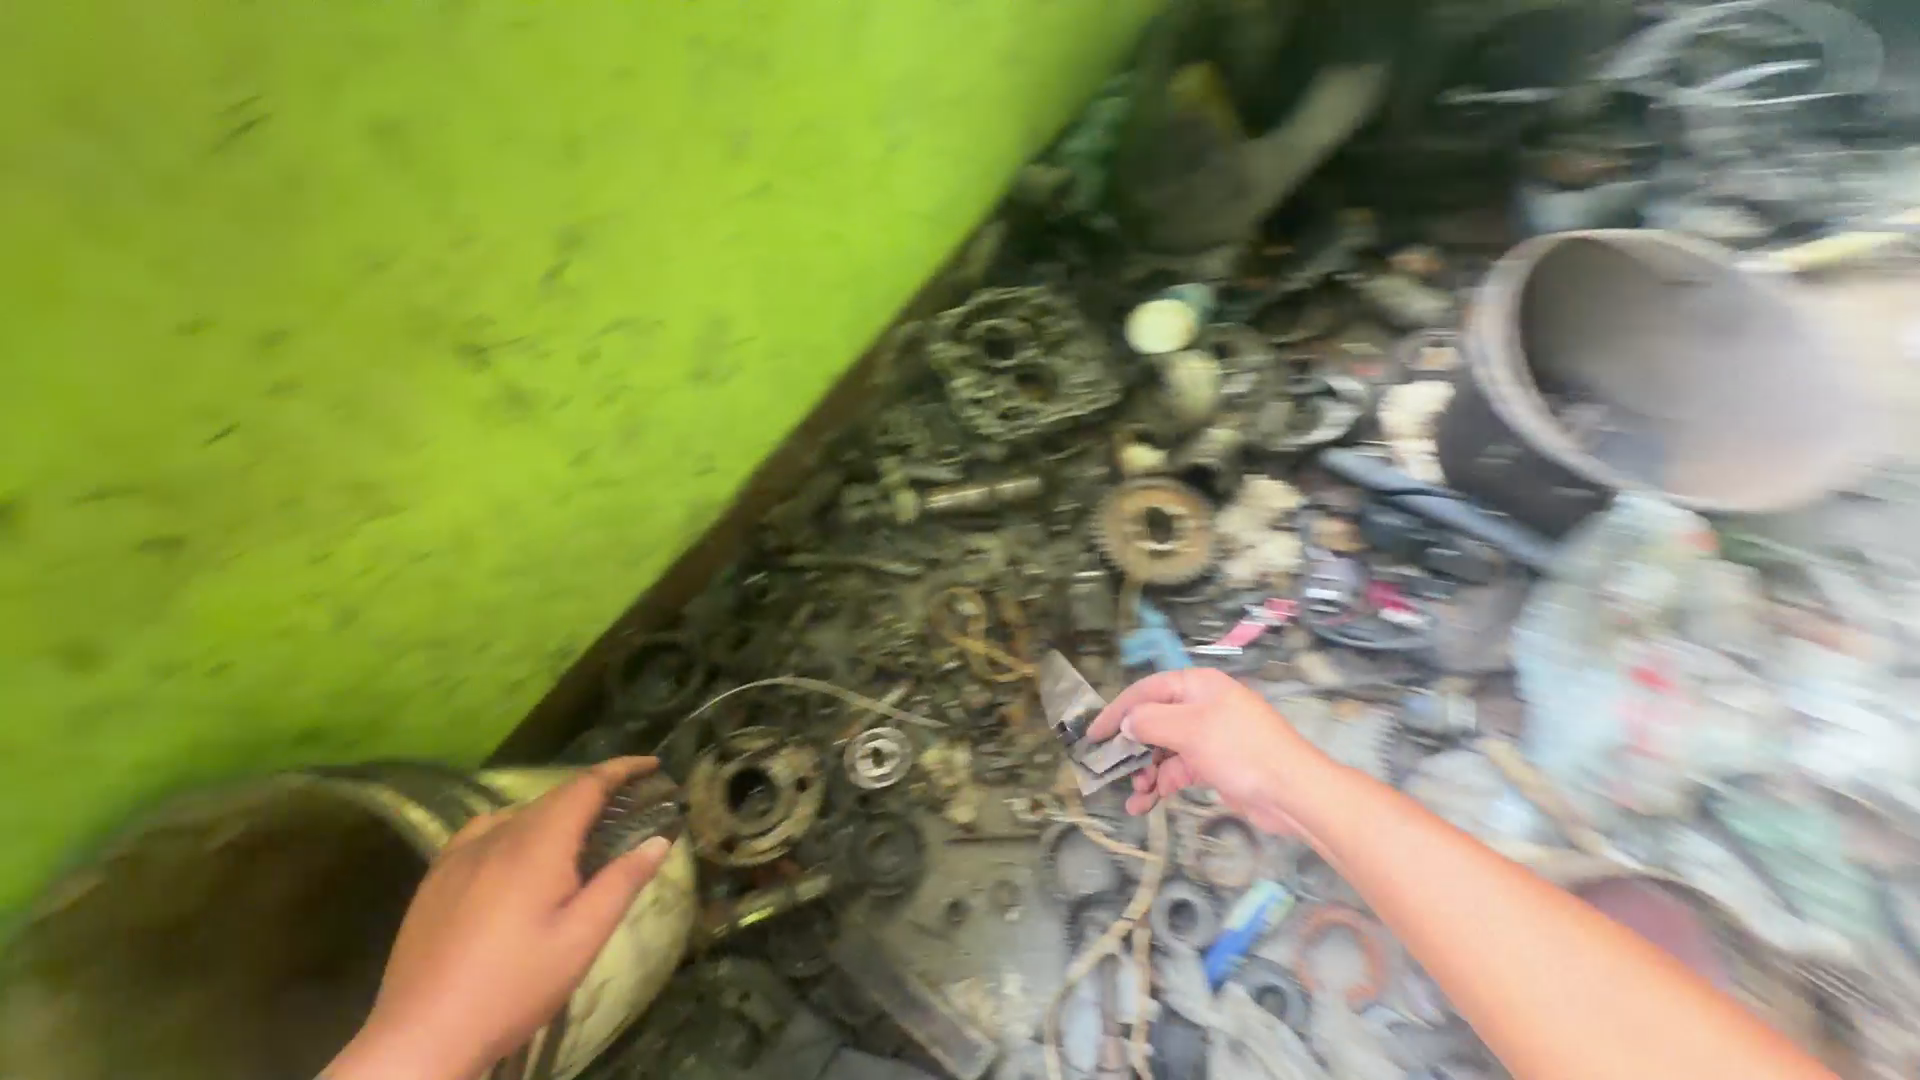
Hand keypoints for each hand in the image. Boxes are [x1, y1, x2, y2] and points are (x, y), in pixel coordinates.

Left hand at [325, 758, 673, 1079]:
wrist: (421, 1038)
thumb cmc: (513, 986)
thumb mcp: (582, 938)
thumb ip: (622, 882)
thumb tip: (659, 840)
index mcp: (538, 843)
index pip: (587, 784)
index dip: (622, 768)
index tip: (653, 764)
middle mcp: (498, 835)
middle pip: (556, 795)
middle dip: (597, 791)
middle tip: (630, 805)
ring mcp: (461, 854)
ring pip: (521, 813)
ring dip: (559, 811)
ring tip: (582, 834)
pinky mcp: (437, 877)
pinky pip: (486, 830)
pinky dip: (518, 826)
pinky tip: (520, 853)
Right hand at [1086, 668, 1329, 834]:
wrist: (1293, 793)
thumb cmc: (1241, 750)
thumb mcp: (1190, 729)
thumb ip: (1151, 721)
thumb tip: (1127, 724)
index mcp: (1197, 686)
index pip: (1146, 691)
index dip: (1117, 711)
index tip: (1093, 734)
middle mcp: (1201, 707)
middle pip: (1153, 721)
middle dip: (1132, 748)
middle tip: (1110, 769)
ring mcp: (1209, 737)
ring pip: (1163, 750)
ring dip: (1145, 772)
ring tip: (1135, 797)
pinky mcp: (1215, 765)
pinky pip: (1178, 770)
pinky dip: (1162, 785)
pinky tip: (1146, 805)